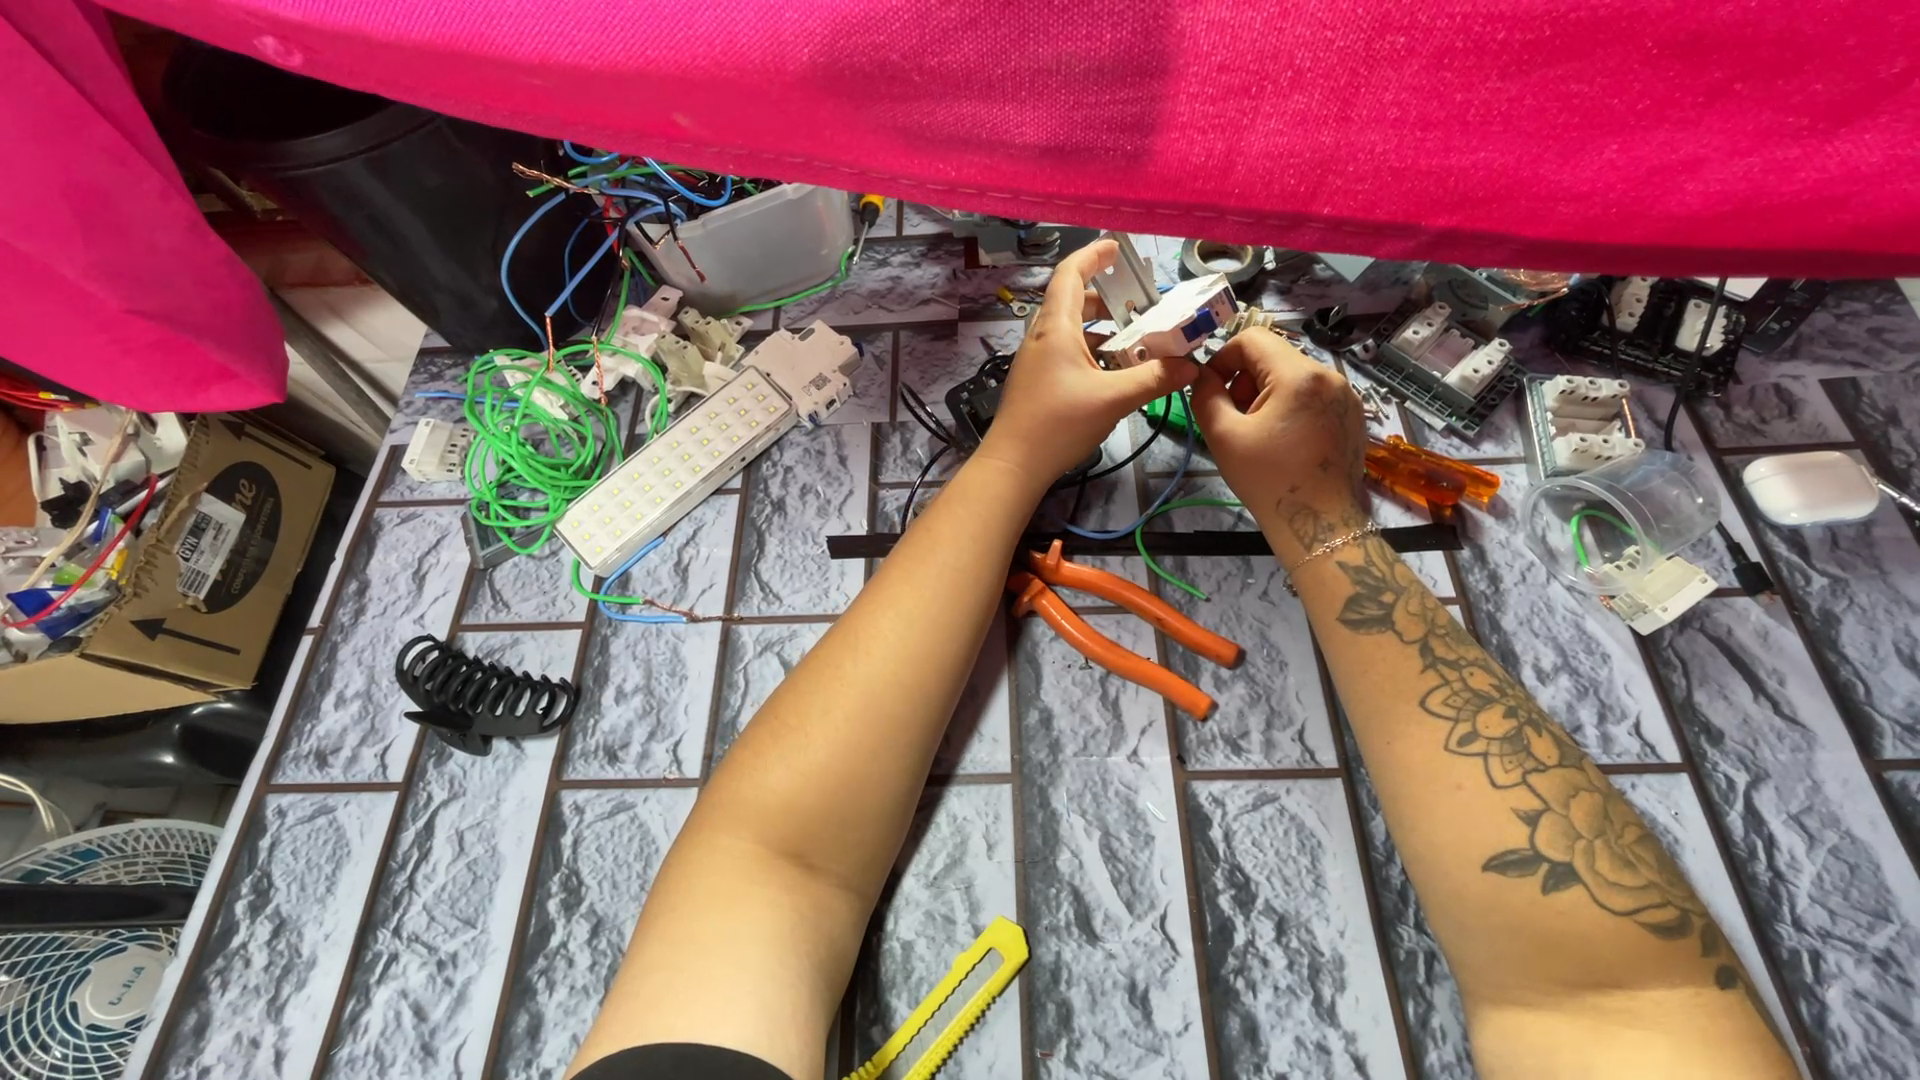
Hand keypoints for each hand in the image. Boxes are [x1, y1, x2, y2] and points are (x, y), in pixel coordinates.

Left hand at [974, 240, 1196, 489]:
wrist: (1013, 464)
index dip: (1093, 256)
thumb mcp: (1112, 399)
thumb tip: (1190, 367)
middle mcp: (1041, 337)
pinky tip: (1112, 372)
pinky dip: (1090, 352)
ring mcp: (1035, 361)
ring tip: (1133, 339)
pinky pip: (1065, 353)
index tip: (1117, 248)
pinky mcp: (1036, 382)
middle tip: (1138, 304)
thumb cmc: (1058, 424)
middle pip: (1071, 301)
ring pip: (1069, 331)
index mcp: (1055, 328)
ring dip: (1100, 329)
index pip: (1070, 274)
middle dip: (1105, 298)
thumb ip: (1153, 379)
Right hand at [1188, 329, 1366, 552]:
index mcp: (1298, 375)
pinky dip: (1289, 409)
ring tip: (1257, 435)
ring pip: (1292, 377)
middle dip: (1244, 382)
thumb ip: (1205, 396)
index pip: (1252, 339)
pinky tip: (1282, 442)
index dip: (1223, 359)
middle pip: (1273, 358)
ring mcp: (1345, 396)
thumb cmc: (1268, 479)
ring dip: (1265, 397)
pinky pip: (1311, 396)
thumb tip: (1201, 376)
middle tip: (1234, 420)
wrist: (1319, 522)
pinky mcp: (1351, 415)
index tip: (1212, 390)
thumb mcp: (1224, 436)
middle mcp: (1329, 376)